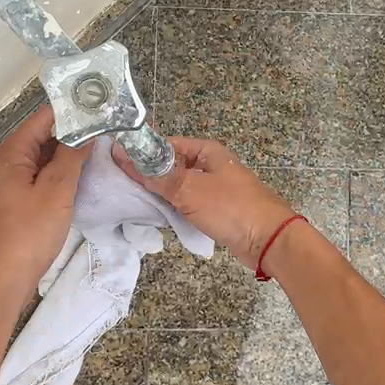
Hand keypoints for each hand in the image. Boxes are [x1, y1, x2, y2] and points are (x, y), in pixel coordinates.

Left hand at [0, 106, 92, 300]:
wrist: (2, 280)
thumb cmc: (28, 233)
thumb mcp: (57, 190)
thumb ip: (72, 156)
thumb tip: (87, 130)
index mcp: (11, 153)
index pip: (44, 117)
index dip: (72, 111)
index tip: (102, 109)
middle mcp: (7, 163)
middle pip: (44, 136)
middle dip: (74, 133)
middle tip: (109, 131)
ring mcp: (11, 184)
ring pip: (44, 159)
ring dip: (69, 156)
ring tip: (102, 151)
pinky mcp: (17, 202)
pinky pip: (42, 178)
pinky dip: (61, 175)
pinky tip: (82, 179)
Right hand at [112, 136, 299, 268]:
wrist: (268, 240)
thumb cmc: (231, 208)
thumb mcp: (189, 189)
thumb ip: (156, 176)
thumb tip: (124, 157)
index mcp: (206, 151)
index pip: (165, 144)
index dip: (142, 153)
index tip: (117, 163)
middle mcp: (209, 165)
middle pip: (170, 166)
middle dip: (149, 176)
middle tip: (122, 187)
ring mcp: (213, 188)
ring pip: (178, 187)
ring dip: (161, 195)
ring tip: (135, 203)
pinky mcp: (215, 210)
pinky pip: (187, 204)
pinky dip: (174, 209)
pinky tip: (158, 217)